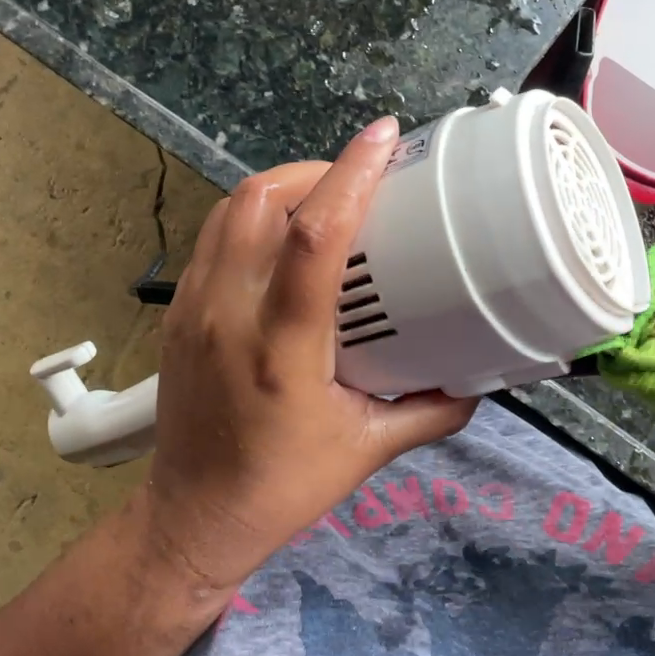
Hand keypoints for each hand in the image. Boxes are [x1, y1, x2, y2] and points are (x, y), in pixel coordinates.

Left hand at [145, 117, 478, 587]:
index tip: (382, 138)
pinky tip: (281, 238)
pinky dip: (249, 217)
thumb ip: (430, 410)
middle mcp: (227, 314)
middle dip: (313, 170)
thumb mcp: (366, 451)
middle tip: (359, 180)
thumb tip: (478, 378)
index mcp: (282, 349)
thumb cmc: (281, 487)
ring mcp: (192, 308)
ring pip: (228, 210)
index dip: (350, 175)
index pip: (312, 237)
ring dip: (278, 188)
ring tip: (323, 199)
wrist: (192, 517)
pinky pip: (212, 238)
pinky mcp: (176, 312)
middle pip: (258, 201)